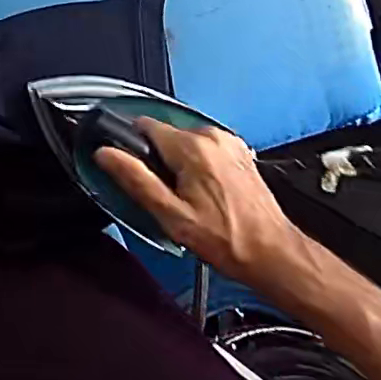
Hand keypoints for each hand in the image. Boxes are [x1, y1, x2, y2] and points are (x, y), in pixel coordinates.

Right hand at [94, 118, 294, 282]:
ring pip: (185, 142)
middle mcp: (210, 137)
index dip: (134, 147)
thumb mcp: (171, 216)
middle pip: (165, 136)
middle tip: (169, 195)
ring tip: (191, 198)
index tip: (137, 169)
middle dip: (160, 160)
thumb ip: (135, 179)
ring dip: (180, 163)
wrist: (274, 254)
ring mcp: (228, 143)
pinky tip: (208, 193)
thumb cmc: (228, 240)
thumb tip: (106, 154)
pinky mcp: (239, 152)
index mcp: (191, 147)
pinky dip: (200, 164)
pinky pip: (205, 148)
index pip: (144, 125)